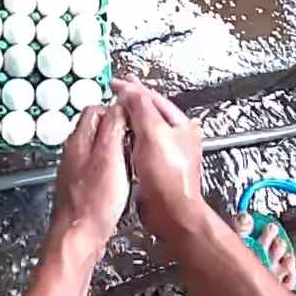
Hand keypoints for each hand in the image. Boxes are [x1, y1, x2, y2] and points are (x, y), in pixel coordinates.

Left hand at [48, 105, 129, 256]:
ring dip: (117, 150)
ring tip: (131, 161)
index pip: (96, 110)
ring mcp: (76, 170)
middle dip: (119, 130)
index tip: (134, 122)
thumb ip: (114, 128)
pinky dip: (113, 168)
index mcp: (79, 140)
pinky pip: (100, 167)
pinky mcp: (82, 187)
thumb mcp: (110, 157)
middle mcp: (74, 152)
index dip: (117, 112)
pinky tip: (123, 180)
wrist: (79, 237)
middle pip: (98, 128)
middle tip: (135, 141)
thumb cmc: (94, 201)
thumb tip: (119, 106)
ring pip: (100, 148)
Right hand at [112, 78, 206, 233]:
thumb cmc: (168, 176)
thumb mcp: (152, 132)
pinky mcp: (156, 169)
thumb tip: (130, 91)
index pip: (154, 99)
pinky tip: (118, 140)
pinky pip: (140, 147)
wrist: (170, 211)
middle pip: (150, 112)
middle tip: (115, 93)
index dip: (133, 89)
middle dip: (131, 102)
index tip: (116, 84)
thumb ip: (140, 108)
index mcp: (180, 125)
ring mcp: (167, 154)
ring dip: (129, 120)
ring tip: (114, 112)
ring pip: (144, 130)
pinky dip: (128, 139)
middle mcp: (176, 138)